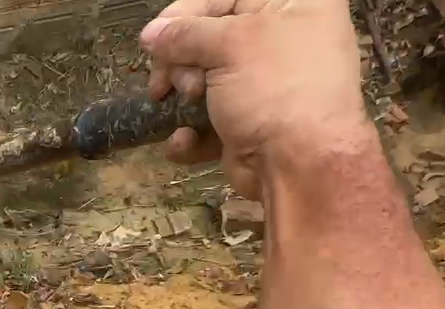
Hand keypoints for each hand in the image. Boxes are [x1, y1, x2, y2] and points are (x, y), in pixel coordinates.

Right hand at [142, 0, 376, 197]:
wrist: (295, 158)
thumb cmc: (275, 88)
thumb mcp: (234, 45)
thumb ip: (187, 34)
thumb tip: (149, 33)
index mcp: (290, 3)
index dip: (184, 16)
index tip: (152, 41)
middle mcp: (275, 38)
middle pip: (205, 39)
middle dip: (180, 63)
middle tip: (171, 84)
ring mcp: (257, 84)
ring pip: (198, 81)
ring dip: (182, 98)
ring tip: (187, 108)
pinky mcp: (240, 121)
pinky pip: (201, 120)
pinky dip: (188, 133)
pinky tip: (188, 140)